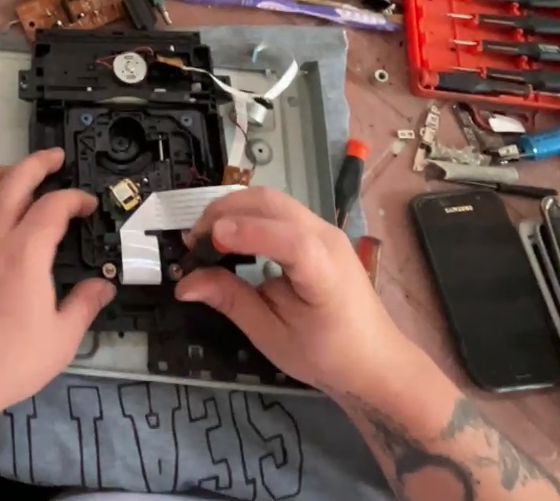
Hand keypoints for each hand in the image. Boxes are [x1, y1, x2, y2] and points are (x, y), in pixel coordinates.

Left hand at [0, 148, 114, 434]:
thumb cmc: (6, 363)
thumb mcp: (60, 341)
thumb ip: (84, 306)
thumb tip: (104, 286)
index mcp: (25, 253)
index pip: (53, 206)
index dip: (75, 198)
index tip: (88, 204)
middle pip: (15, 180)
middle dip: (38, 163)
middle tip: (57, 158)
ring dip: (2, 170)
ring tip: (17, 170)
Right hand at [173, 186, 420, 397]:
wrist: (375, 360)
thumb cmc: (327, 355)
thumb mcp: (272, 336)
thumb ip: (230, 300)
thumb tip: (184, 284)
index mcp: (324, 272)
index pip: (290, 239)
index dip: (249, 233)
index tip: (209, 240)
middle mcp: (326, 237)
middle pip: (270, 203)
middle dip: (224, 212)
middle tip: (192, 240)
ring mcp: (322, 227)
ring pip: (269, 198)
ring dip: (231, 208)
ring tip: (205, 236)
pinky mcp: (315, 228)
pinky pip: (275, 208)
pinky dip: (245, 212)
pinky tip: (228, 234)